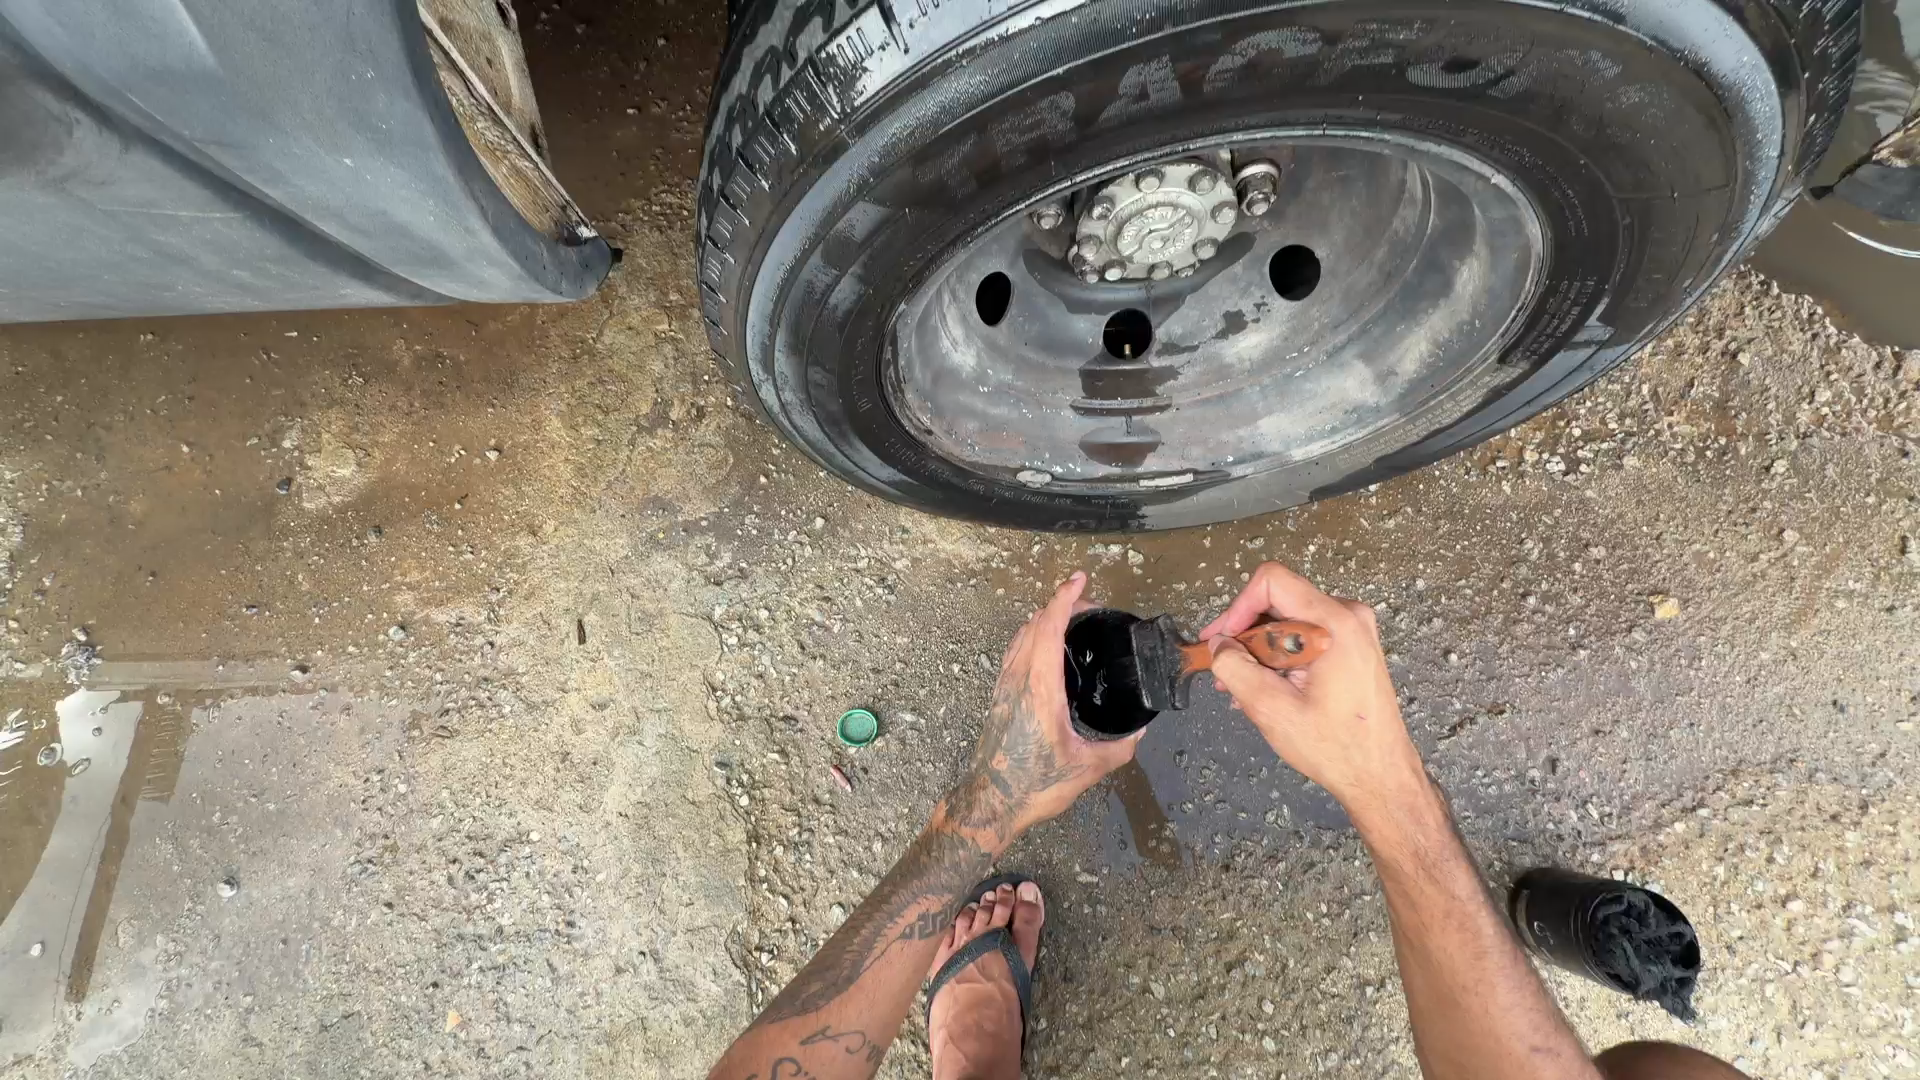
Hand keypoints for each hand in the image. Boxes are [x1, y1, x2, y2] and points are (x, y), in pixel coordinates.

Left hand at [943, 572, 1141, 846]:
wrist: (991, 801)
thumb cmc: (1037, 784)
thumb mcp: (1089, 767)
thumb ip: (1121, 746)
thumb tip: (1141, 729)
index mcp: (1040, 687)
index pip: (1049, 627)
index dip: (1064, 598)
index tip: (1081, 580)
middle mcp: (1018, 677)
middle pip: (1035, 623)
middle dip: (1060, 604)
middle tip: (1089, 604)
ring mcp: (1004, 683)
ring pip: (1021, 634)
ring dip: (1044, 618)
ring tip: (1071, 619)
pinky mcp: (999, 693)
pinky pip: (1015, 649)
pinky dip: (1032, 634)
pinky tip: (1046, 645)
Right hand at [1200, 562, 1423, 815]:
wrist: (1381, 777)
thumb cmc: (1334, 746)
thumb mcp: (1270, 708)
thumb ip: (1234, 668)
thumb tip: (1218, 645)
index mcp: (1334, 623)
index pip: (1272, 581)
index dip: (1238, 606)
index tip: (1224, 641)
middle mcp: (1348, 616)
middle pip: (1277, 600)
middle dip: (1244, 634)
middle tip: (1225, 669)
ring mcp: (1352, 630)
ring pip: (1285, 619)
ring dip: (1258, 649)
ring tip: (1241, 686)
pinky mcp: (1351, 645)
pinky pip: (1301, 634)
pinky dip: (1277, 655)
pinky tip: (1265, 686)